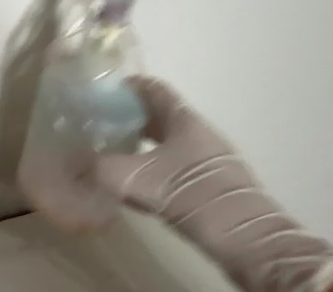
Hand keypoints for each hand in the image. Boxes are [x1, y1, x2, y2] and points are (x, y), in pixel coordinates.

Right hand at [80, 78, 332, 291]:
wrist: (254, 246)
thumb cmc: (197, 196)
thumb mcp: (142, 181)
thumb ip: (105, 169)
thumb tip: (78, 163)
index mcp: (185, 119)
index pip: (152, 87)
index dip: (125, 86)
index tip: (98, 94)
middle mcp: (198, 133)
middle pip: (159, 114)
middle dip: (128, 116)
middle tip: (99, 124)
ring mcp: (209, 160)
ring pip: (168, 141)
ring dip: (141, 144)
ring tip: (112, 152)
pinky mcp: (213, 186)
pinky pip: (176, 165)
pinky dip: (154, 167)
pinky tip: (138, 184)